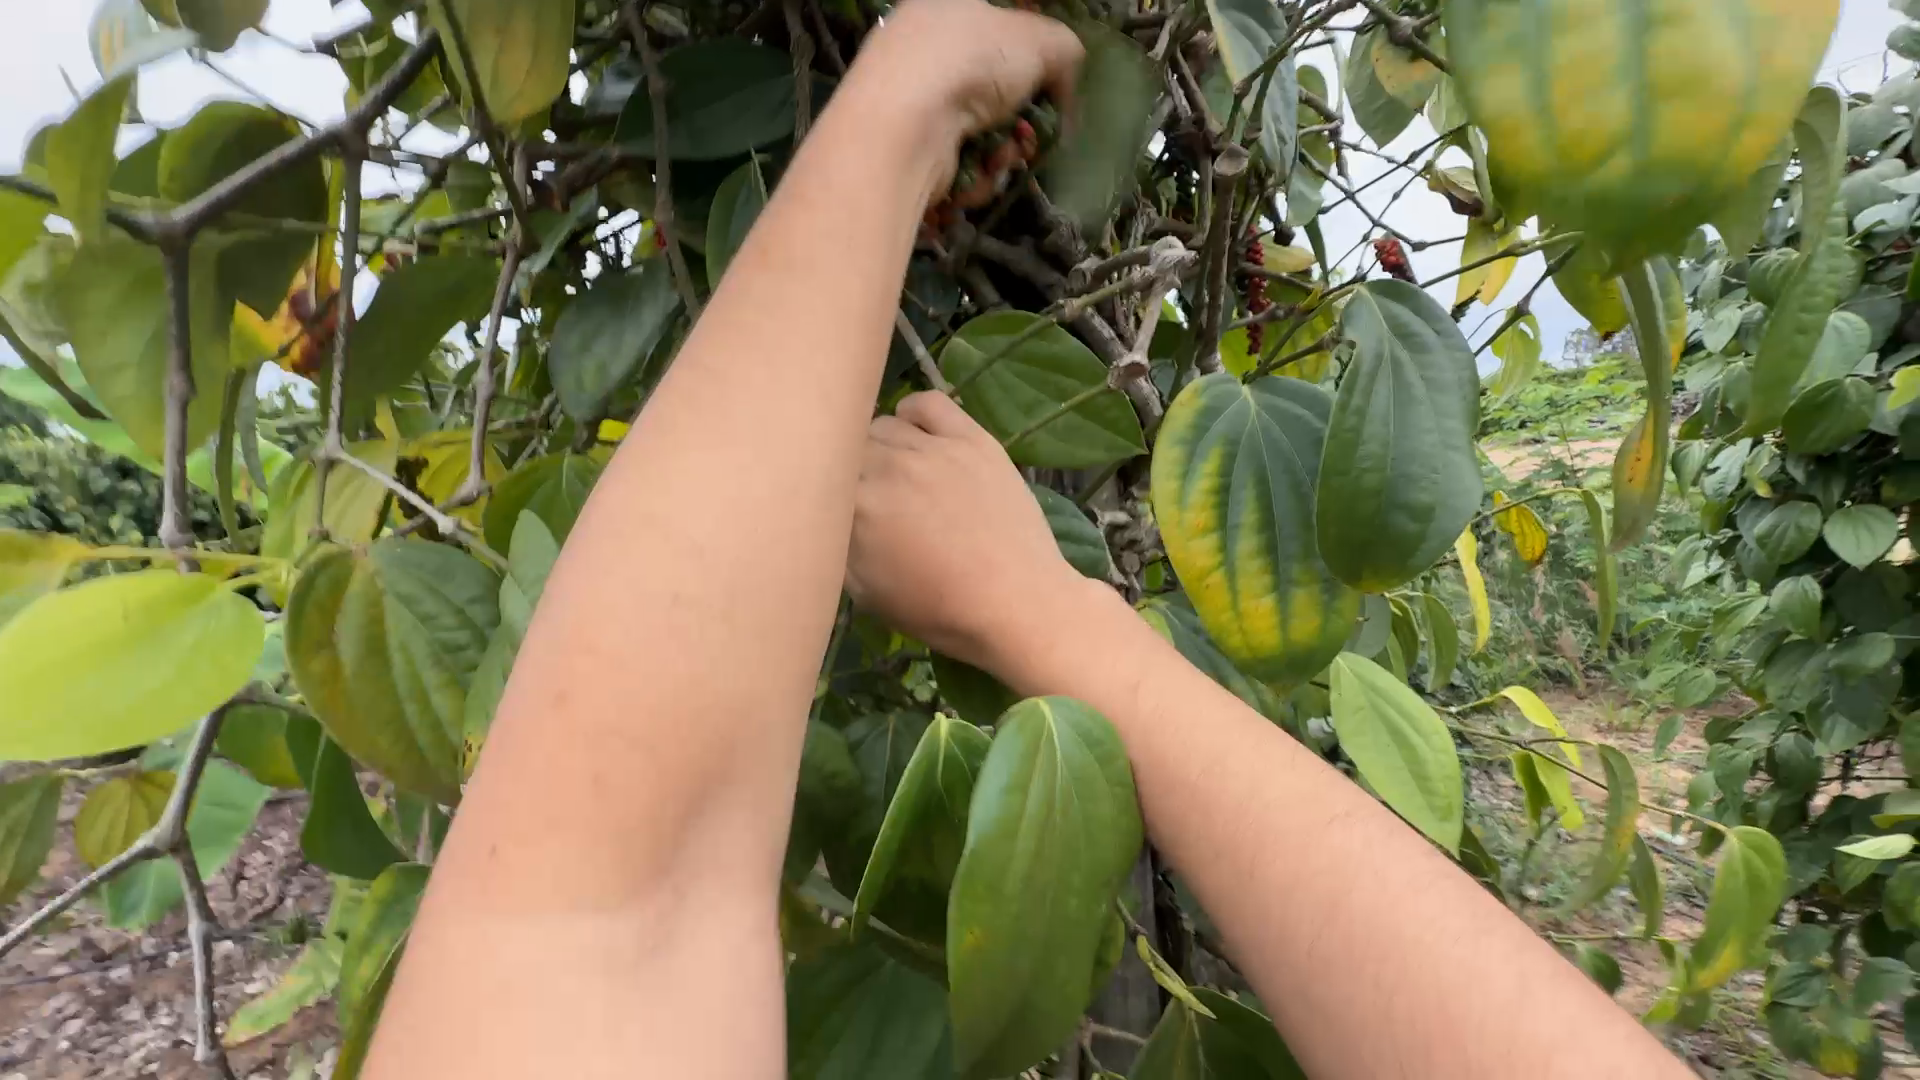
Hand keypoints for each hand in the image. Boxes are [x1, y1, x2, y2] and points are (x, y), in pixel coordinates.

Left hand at [844, 0, 1083, 178]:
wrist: (908, 126)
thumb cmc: (971, 64)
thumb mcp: (1038, 38)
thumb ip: (1064, 52)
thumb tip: (1067, 88)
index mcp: (947, 9)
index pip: (999, 36)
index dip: (1029, 68)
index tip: (1048, 96)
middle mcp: (924, 56)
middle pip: (992, 98)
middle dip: (1018, 125)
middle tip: (1027, 138)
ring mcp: (913, 110)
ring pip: (979, 141)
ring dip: (1000, 157)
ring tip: (997, 159)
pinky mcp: (910, 159)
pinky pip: (958, 172)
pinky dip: (975, 179)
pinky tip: (974, 175)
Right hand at [847, 392, 1092, 671]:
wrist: (1017, 603)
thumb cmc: (939, 610)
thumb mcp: (866, 595)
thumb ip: (836, 547)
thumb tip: (823, 517)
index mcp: (856, 506)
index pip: (820, 475)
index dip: (824, 490)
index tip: (834, 506)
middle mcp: (888, 465)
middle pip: (848, 446)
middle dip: (849, 469)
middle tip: (866, 496)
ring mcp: (932, 447)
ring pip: (883, 424)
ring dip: (879, 446)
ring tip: (895, 474)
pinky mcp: (971, 438)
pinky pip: (927, 403)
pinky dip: (912, 413)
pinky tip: (916, 436)